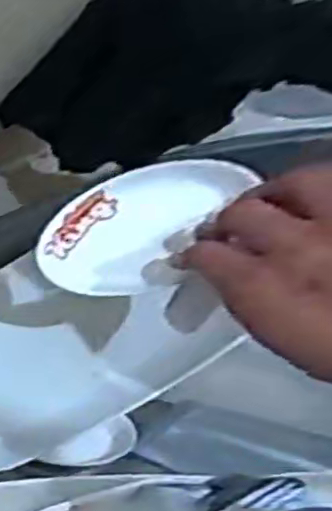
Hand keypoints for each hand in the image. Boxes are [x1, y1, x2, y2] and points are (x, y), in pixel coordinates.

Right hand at [184, 164, 331, 380]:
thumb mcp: (279, 329)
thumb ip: (251, 295)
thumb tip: (231, 274)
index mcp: (259, 279)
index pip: (203, 252)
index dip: (194, 253)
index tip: (193, 257)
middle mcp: (298, 242)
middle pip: (245, 209)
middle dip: (230, 216)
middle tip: (229, 226)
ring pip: (305, 181)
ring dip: (281, 192)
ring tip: (278, 204)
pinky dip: (327, 193)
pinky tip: (322, 210)